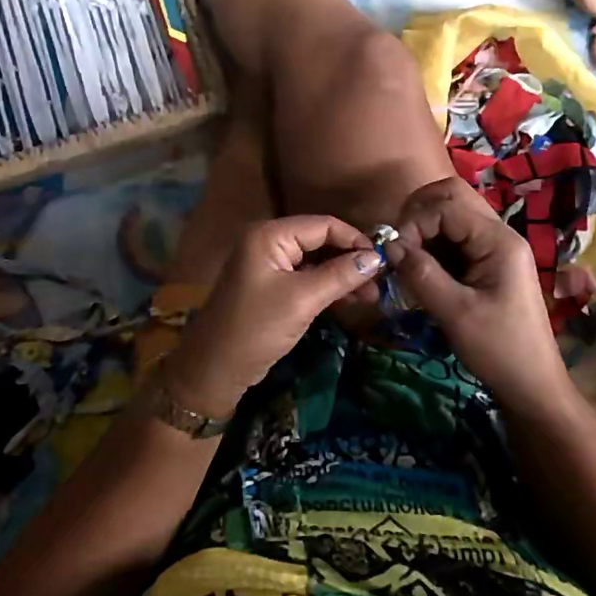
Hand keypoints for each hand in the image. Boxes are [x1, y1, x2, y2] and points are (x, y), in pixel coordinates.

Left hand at [165, 215, 384, 417]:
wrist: (213, 371)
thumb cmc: (256, 329)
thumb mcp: (302, 300)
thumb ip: (341, 275)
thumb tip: (377, 258)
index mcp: (269, 235)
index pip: (323, 224)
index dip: (354, 240)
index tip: (383, 260)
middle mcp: (268, 242)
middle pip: (320, 240)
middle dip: (351, 259)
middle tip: (379, 283)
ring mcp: (268, 265)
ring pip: (316, 261)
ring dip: (343, 276)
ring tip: (371, 296)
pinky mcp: (271, 286)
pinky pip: (306, 277)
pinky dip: (328, 287)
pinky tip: (350, 300)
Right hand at [386, 178, 575, 416]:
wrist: (532, 385)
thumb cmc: (499, 349)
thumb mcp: (456, 313)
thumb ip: (422, 274)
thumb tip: (389, 246)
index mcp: (499, 241)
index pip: (447, 206)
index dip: (414, 222)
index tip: (394, 254)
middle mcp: (499, 234)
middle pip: (452, 197)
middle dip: (418, 213)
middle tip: (398, 245)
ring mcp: (494, 248)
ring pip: (451, 215)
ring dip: (423, 229)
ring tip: (405, 259)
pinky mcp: (486, 263)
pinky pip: (454, 238)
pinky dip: (432, 245)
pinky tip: (418, 269)